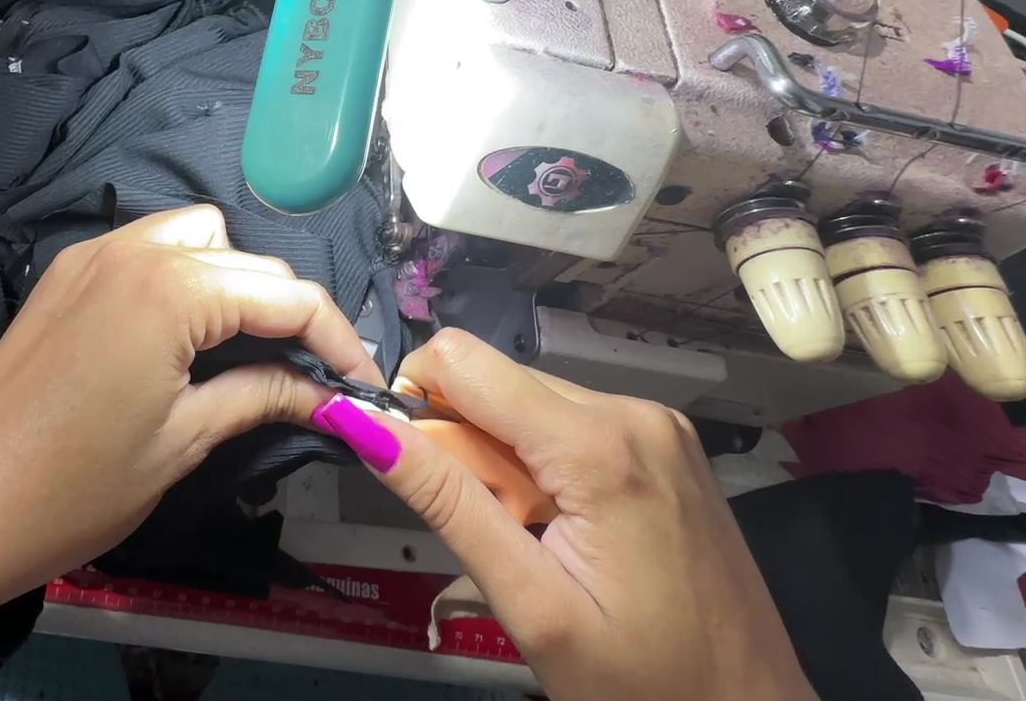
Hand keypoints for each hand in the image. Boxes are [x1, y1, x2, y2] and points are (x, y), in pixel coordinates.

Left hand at [0, 206, 380, 640]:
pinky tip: (183, 328)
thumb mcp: (185, 441)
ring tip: (242, 342)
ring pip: (198, 236)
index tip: (360, 380)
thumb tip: (329, 391)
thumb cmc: (77, 487)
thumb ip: (264, 395)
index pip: (286, 295)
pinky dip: (183, 273)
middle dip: (287, 310)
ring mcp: (93, 254)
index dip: (336, 337)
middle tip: (306, 371)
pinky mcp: (67, 272)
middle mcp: (134, 248)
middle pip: (247, 260)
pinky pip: (147, 247)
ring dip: (234, 278)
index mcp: (171, 288)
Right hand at [313, 330, 812, 700]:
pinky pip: (566, 415)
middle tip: (494, 523)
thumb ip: (443, 501)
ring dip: (503, 450)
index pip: (460, 358)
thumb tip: (362, 422)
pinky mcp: (664, 437)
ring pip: (526, 395)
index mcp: (596, 442)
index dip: (417, 398)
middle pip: (494, 377)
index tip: (422, 466)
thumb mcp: (530, 603)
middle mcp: (629, 407)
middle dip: (465, 438)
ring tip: (535, 530)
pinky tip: (567, 520)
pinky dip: (541, 455)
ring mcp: (654, 420)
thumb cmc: (644, 686)